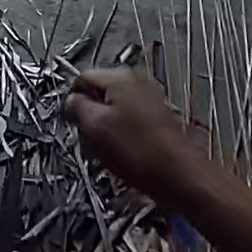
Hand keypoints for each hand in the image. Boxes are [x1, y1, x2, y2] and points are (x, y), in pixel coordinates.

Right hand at [65, 68, 205, 205]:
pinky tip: (125, 149)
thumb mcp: (96, 127)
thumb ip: (78, 107)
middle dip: (91, 111)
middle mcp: (137, 79)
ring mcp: (151, 95)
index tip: (71, 121)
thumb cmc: (136, 150)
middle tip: (90, 136)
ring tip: (108, 146)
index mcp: (120, 76)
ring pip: (115, 104)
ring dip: (106, 122)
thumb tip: (71, 99)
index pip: (83, 77)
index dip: (73, 98)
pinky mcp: (159, 114)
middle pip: (101, 89)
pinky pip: (131, 114)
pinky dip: (123, 128)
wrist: (180, 174)